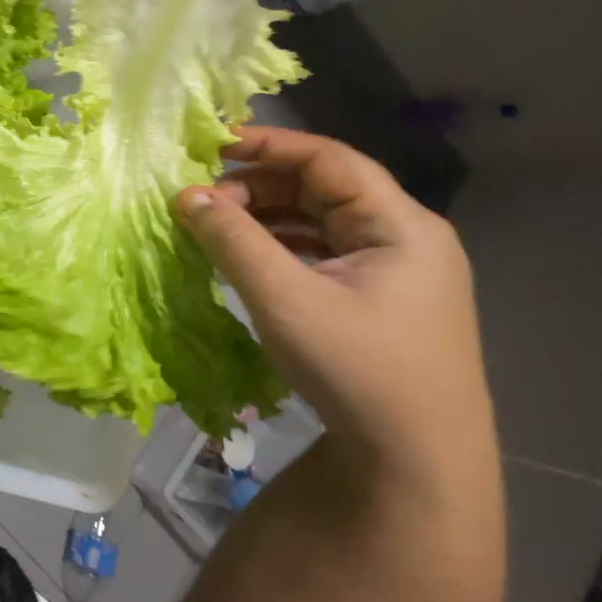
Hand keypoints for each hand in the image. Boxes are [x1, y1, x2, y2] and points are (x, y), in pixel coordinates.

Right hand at [174, 127, 493, 479]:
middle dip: (257, 186)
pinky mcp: (381, 299)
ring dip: (264, 217)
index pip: (329, 159)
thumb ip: (231, 240)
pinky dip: (279, 245)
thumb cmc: (356, 367)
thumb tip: (185, 194)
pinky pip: (322, 251)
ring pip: (319, 221)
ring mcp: (396, 271)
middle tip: (200, 203)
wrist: (416, 458)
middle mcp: (405, 238)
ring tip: (213, 230)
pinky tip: (244, 260)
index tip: (208, 145)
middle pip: (323, 188)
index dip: (268, 143)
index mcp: (400, 226)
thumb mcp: (283, 298)